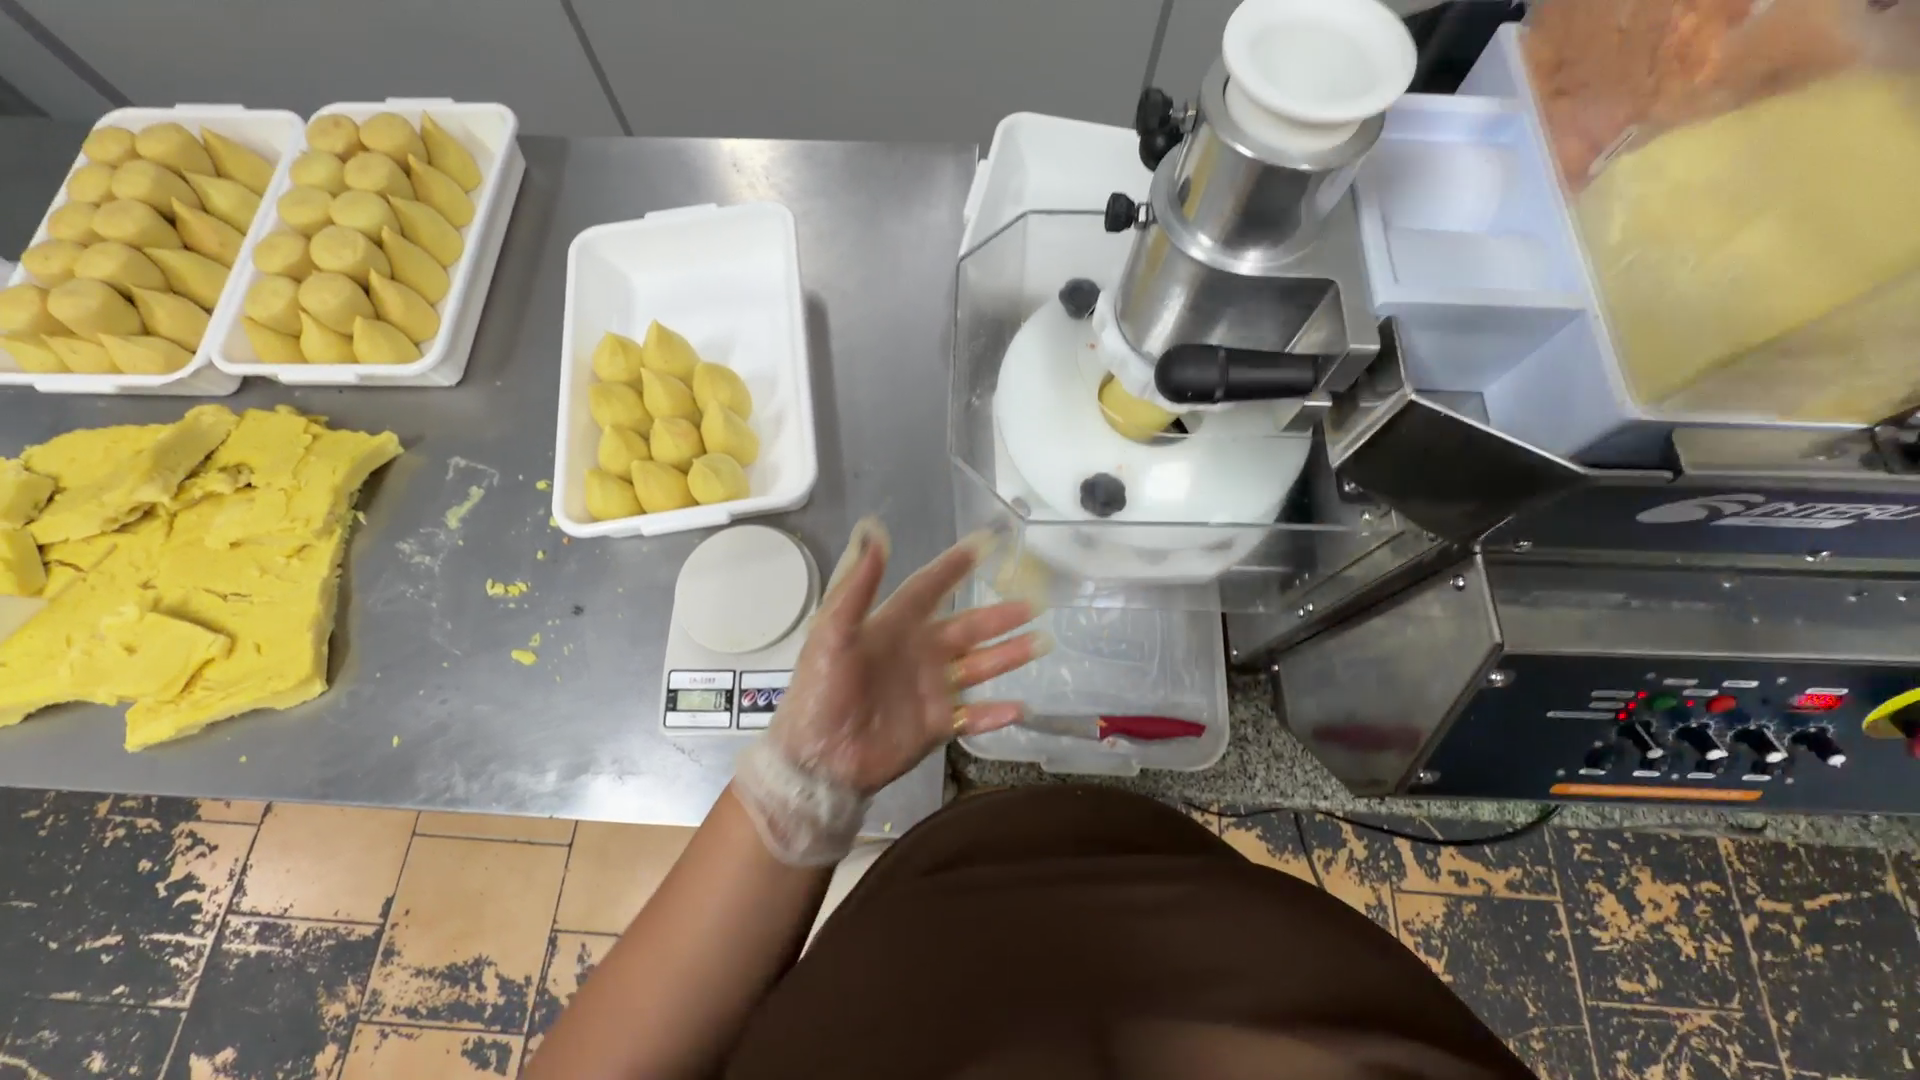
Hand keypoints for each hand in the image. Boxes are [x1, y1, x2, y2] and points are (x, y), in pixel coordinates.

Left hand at [732, 518, 1043, 863]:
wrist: (815, 760)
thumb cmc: (820, 691)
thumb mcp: (831, 633)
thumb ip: (856, 585)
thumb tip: (873, 531)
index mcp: (892, 625)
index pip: (929, 587)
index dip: (955, 566)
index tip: (987, 542)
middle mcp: (917, 652)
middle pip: (966, 628)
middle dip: (999, 616)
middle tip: (1033, 604)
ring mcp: (929, 689)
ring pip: (978, 667)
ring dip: (1008, 655)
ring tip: (1041, 642)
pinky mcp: (934, 725)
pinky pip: (972, 716)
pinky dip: (995, 713)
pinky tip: (1020, 708)